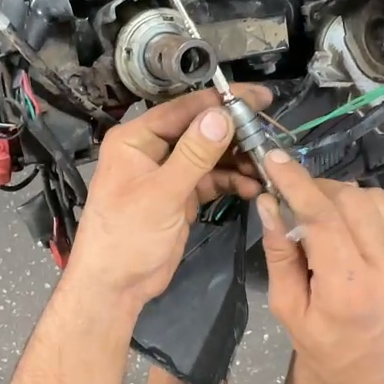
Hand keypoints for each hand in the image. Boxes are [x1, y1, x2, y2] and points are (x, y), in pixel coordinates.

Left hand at [63, 86, 272, 310]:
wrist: (114, 286)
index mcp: (135, 139)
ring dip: (237, 159)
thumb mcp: (161, 194)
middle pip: (199, 130)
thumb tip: (222, 116)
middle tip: (269, 134)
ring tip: (266, 165)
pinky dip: (231, 181)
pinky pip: (210, 179)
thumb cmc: (125, 237)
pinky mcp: (180, 196)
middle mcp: (151, 150)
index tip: (258, 97)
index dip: (220, 101)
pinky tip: (252, 186)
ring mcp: (167, 173)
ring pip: (209, 155)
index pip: (182, 109)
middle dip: (234, 132)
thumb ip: (193, 155)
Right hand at [257, 150, 383, 383]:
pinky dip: (367, 213)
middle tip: (296, 196)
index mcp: (349, 288)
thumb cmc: (330, 353)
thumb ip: (280, 254)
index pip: (323, 217)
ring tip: (323, 213)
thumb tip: (269, 204)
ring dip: (344, 196)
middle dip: (318, 188)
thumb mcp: (290, 311)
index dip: (297, 182)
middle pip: (352, 199)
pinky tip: (353, 235)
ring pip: (377, 199)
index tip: (274, 159)